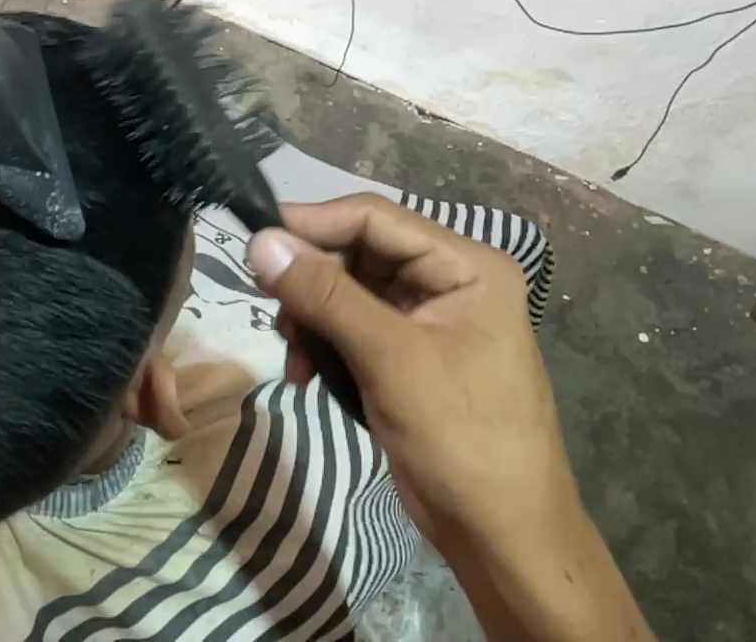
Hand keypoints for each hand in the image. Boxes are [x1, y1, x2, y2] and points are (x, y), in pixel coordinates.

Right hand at [247, 195, 653, 641]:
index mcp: (465, 265)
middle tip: (268, 306)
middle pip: (355, 251)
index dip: (311, 222)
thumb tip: (260, 242)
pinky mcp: (405, 351)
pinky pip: (348, 324)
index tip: (253, 238)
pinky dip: (321, 342)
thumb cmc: (461, 440)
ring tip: (292, 352)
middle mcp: (446, 278)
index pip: (374, 217)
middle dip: (309, 280)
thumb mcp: (391, 359)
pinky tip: (304, 373)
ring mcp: (425, 316)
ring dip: (310, 316)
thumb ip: (325, 295)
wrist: (502, 538)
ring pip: (344, 288)